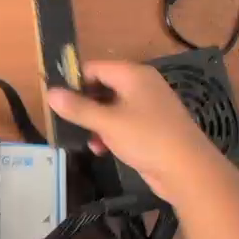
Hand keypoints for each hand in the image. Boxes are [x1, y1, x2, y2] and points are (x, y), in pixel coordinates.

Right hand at [48, 60, 238, 202]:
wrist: (189, 170)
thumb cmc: (147, 138)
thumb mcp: (107, 123)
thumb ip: (78, 108)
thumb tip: (50, 93)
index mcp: (133, 75)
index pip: (94, 68)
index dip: (74, 81)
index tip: (55, 99)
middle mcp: (141, 85)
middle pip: (103, 87)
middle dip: (84, 104)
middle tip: (64, 121)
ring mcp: (149, 106)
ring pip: (112, 107)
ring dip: (95, 122)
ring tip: (82, 139)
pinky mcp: (152, 127)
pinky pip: (124, 122)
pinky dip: (110, 132)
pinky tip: (101, 149)